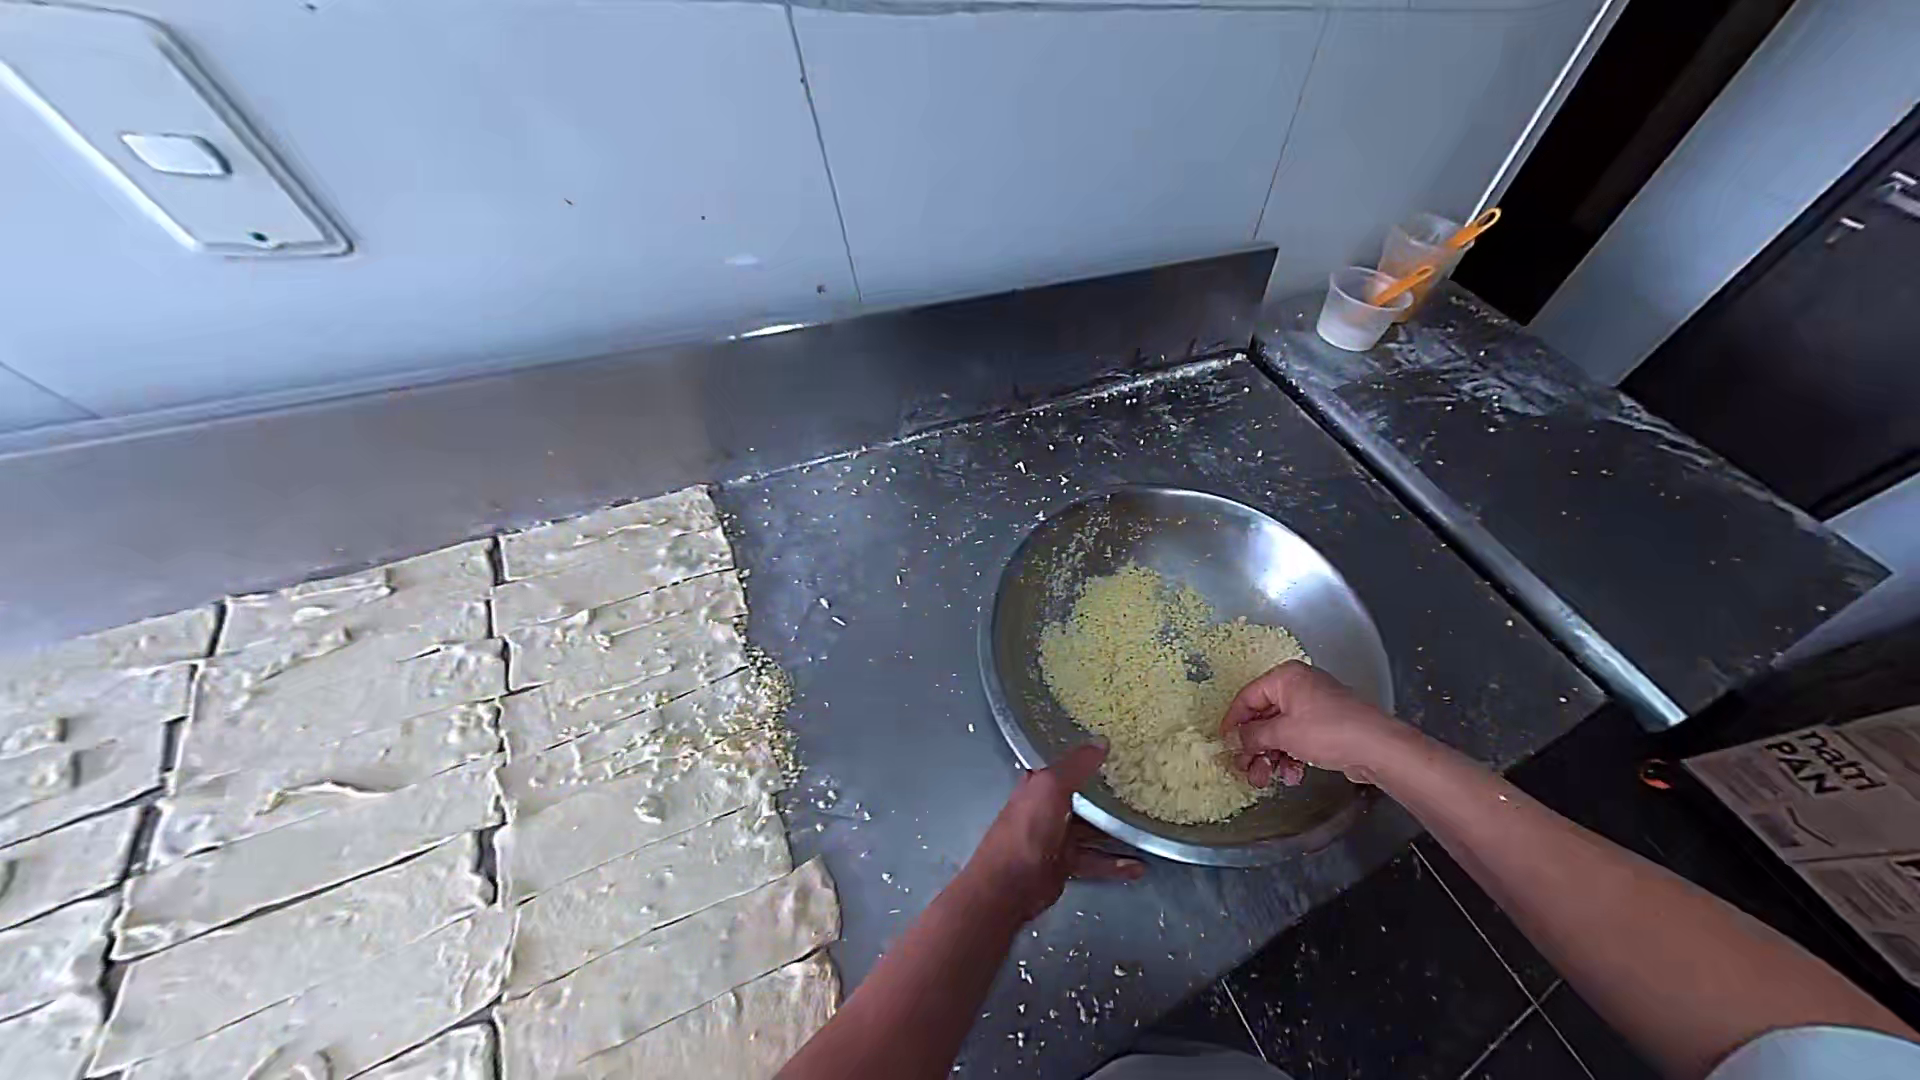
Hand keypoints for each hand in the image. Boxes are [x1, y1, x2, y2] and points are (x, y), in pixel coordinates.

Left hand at [959, 741, 1145, 923]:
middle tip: (1142, 789)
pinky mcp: (1065, 863)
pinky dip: (1115, 864)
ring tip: (1145, 828)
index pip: (1065, 763)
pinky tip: (1138, 867)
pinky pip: (1095, 860)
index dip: (1087, 756)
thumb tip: (1101, 741)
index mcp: (1040, 782)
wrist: (1008, 884)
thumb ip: (1076, 765)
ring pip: (1092, 830)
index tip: (1117, 750)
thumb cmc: (1028, 827)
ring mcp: (1057, 836)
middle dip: (1109, 794)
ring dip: (1117, 831)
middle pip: (1083, 797)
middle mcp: (1048, 806)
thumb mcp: (1051, 787)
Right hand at [1220, 661, 1413, 786]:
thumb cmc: (1329, 732)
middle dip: (1254, 746)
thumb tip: (1232, 739)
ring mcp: (1314, 706)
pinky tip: (1293, 775)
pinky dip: (1291, 756)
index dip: (1233, 723)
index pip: (1247, 698)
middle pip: (1263, 717)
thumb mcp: (1282, 734)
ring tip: (1267, 779)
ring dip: (1271, 755)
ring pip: (1280, 730)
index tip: (1224, 744)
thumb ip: (1251, 736)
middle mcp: (1298, 686)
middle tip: (1245, 768)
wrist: (1382, 750)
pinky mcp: (1327, 725)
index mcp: (1285, 677)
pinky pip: (1298, 737)